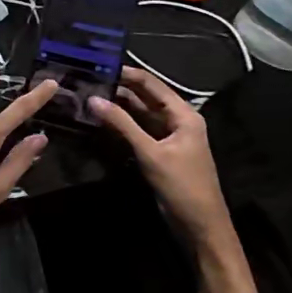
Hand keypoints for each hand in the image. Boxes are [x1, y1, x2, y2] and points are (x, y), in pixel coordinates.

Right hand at [90, 67, 232, 245]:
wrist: (202, 228)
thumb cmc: (182, 186)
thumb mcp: (150, 153)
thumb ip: (122, 124)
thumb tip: (93, 99)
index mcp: (184, 114)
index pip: (151, 84)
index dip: (127, 73)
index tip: (99, 65)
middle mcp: (178, 120)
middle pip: (146, 97)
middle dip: (120, 88)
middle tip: (89, 80)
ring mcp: (169, 136)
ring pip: (141, 113)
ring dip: (119, 106)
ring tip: (90, 94)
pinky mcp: (161, 151)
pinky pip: (140, 129)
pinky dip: (123, 124)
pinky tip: (103, 118)